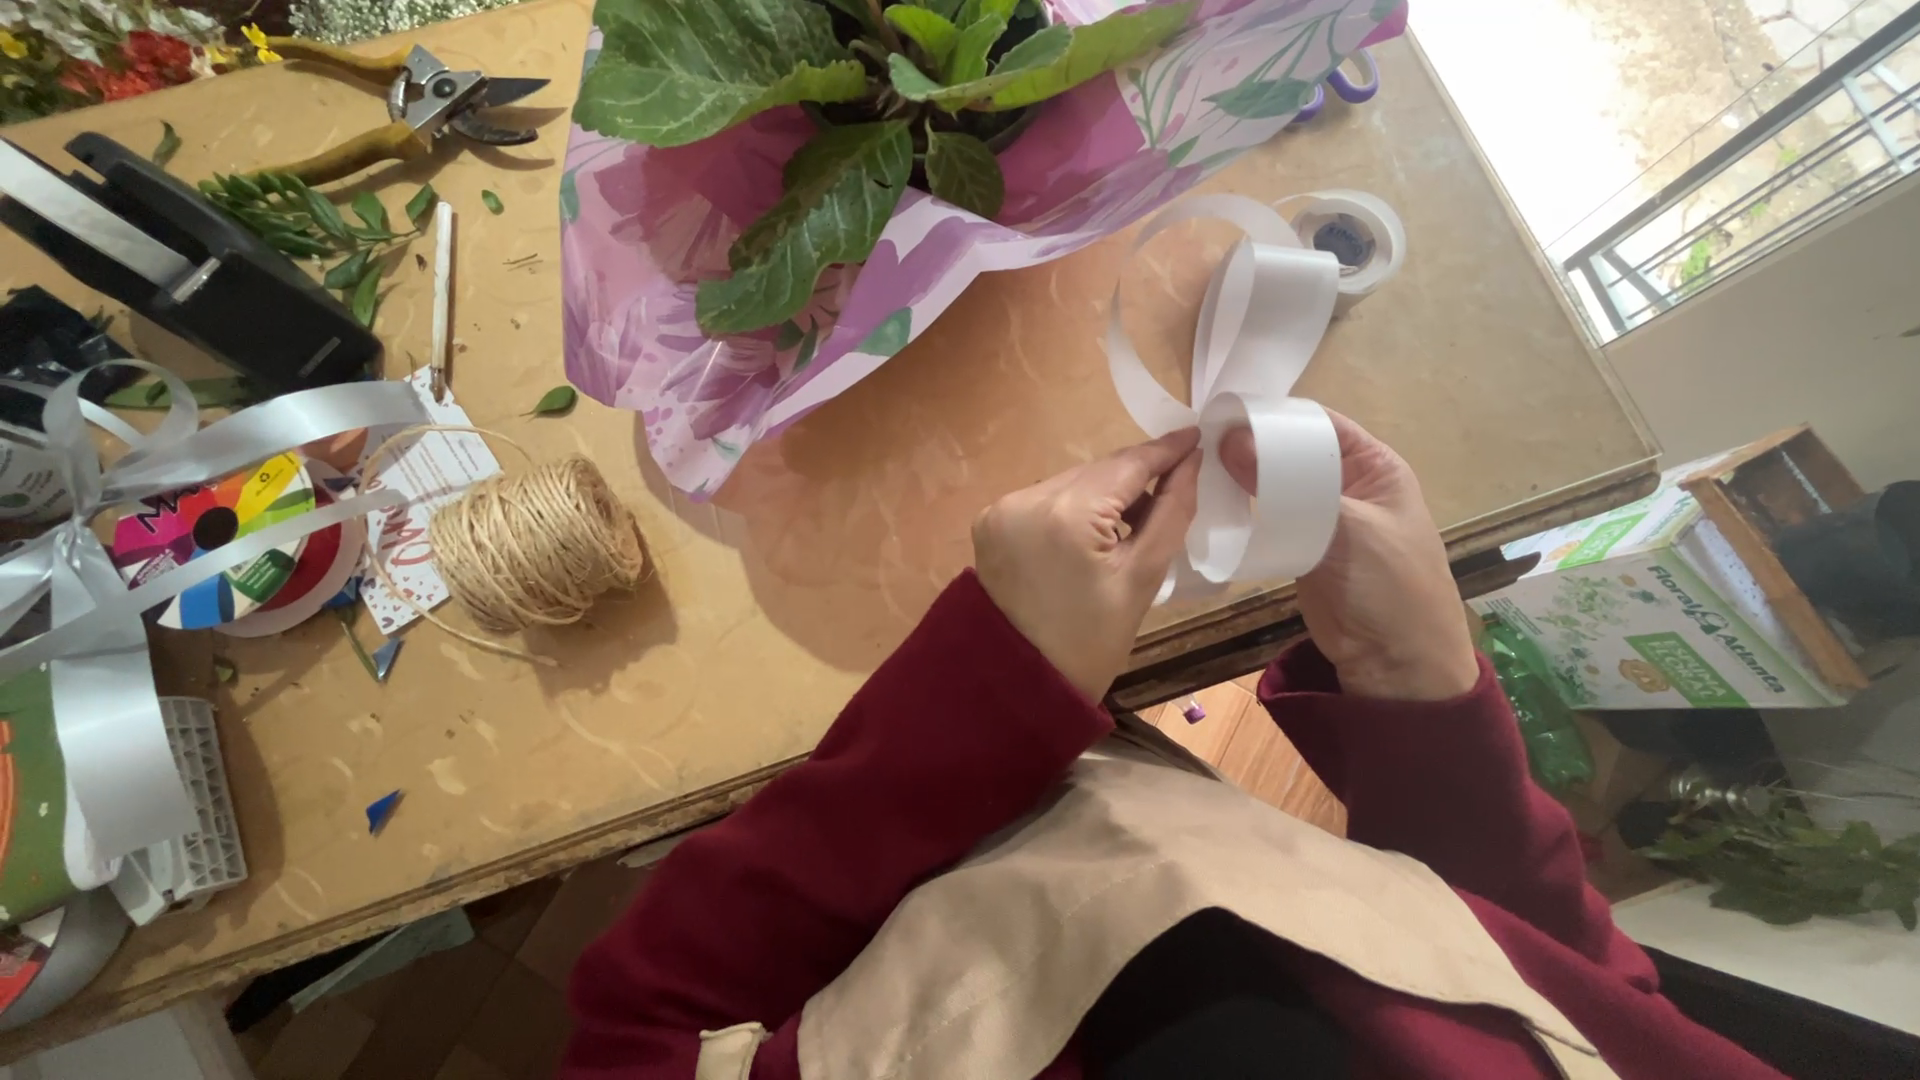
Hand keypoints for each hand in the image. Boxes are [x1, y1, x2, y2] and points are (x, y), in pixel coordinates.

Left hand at [973, 430, 1202, 700]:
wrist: (1022, 682)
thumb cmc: (1092, 641)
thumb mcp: (1142, 578)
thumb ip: (1170, 512)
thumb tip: (1190, 463)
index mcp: (1066, 514)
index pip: (1125, 466)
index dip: (1163, 451)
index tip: (1194, 437)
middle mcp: (1026, 499)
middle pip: (1095, 472)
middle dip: (1133, 477)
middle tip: (1174, 483)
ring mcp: (1002, 509)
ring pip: (1070, 483)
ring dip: (1102, 493)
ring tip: (1135, 515)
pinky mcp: (990, 522)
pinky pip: (1044, 500)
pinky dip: (1072, 507)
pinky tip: (1093, 529)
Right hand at [1221, 411, 1477, 699]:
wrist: (1395, 662)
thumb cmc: (1390, 585)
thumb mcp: (1347, 526)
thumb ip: (1289, 483)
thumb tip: (1229, 439)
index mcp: (1373, 466)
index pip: (1319, 424)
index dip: (1275, 416)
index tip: (1226, 413)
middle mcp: (1345, 484)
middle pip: (1291, 453)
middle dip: (1251, 447)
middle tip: (1201, 442)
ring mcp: (1320, 517)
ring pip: (1274, 486)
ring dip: (1242, 479)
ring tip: (1198, 469)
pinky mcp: (1298, 547)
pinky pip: (1267, 519)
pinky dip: (1243, 512)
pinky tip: (1212, 505)